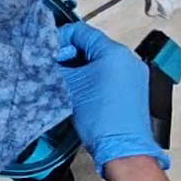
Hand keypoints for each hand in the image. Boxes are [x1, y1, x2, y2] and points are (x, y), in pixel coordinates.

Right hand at [58, 22, 169, 175]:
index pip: (81, 31)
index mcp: (114, 52)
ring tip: (63, 80)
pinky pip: (109, 74)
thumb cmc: (97, 115)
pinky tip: (79, 91)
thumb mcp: (70, 87)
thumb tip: (48, 60)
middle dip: (69, 54)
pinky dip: (92, 77)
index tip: (46, 52)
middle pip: (92, 45)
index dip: (60, 38)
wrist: (123, 149)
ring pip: (100, 61)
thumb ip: (58, 67)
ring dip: (80, 67)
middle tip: (52, 67)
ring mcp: (134, 74)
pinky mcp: (134, 90)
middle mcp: (128, 58)